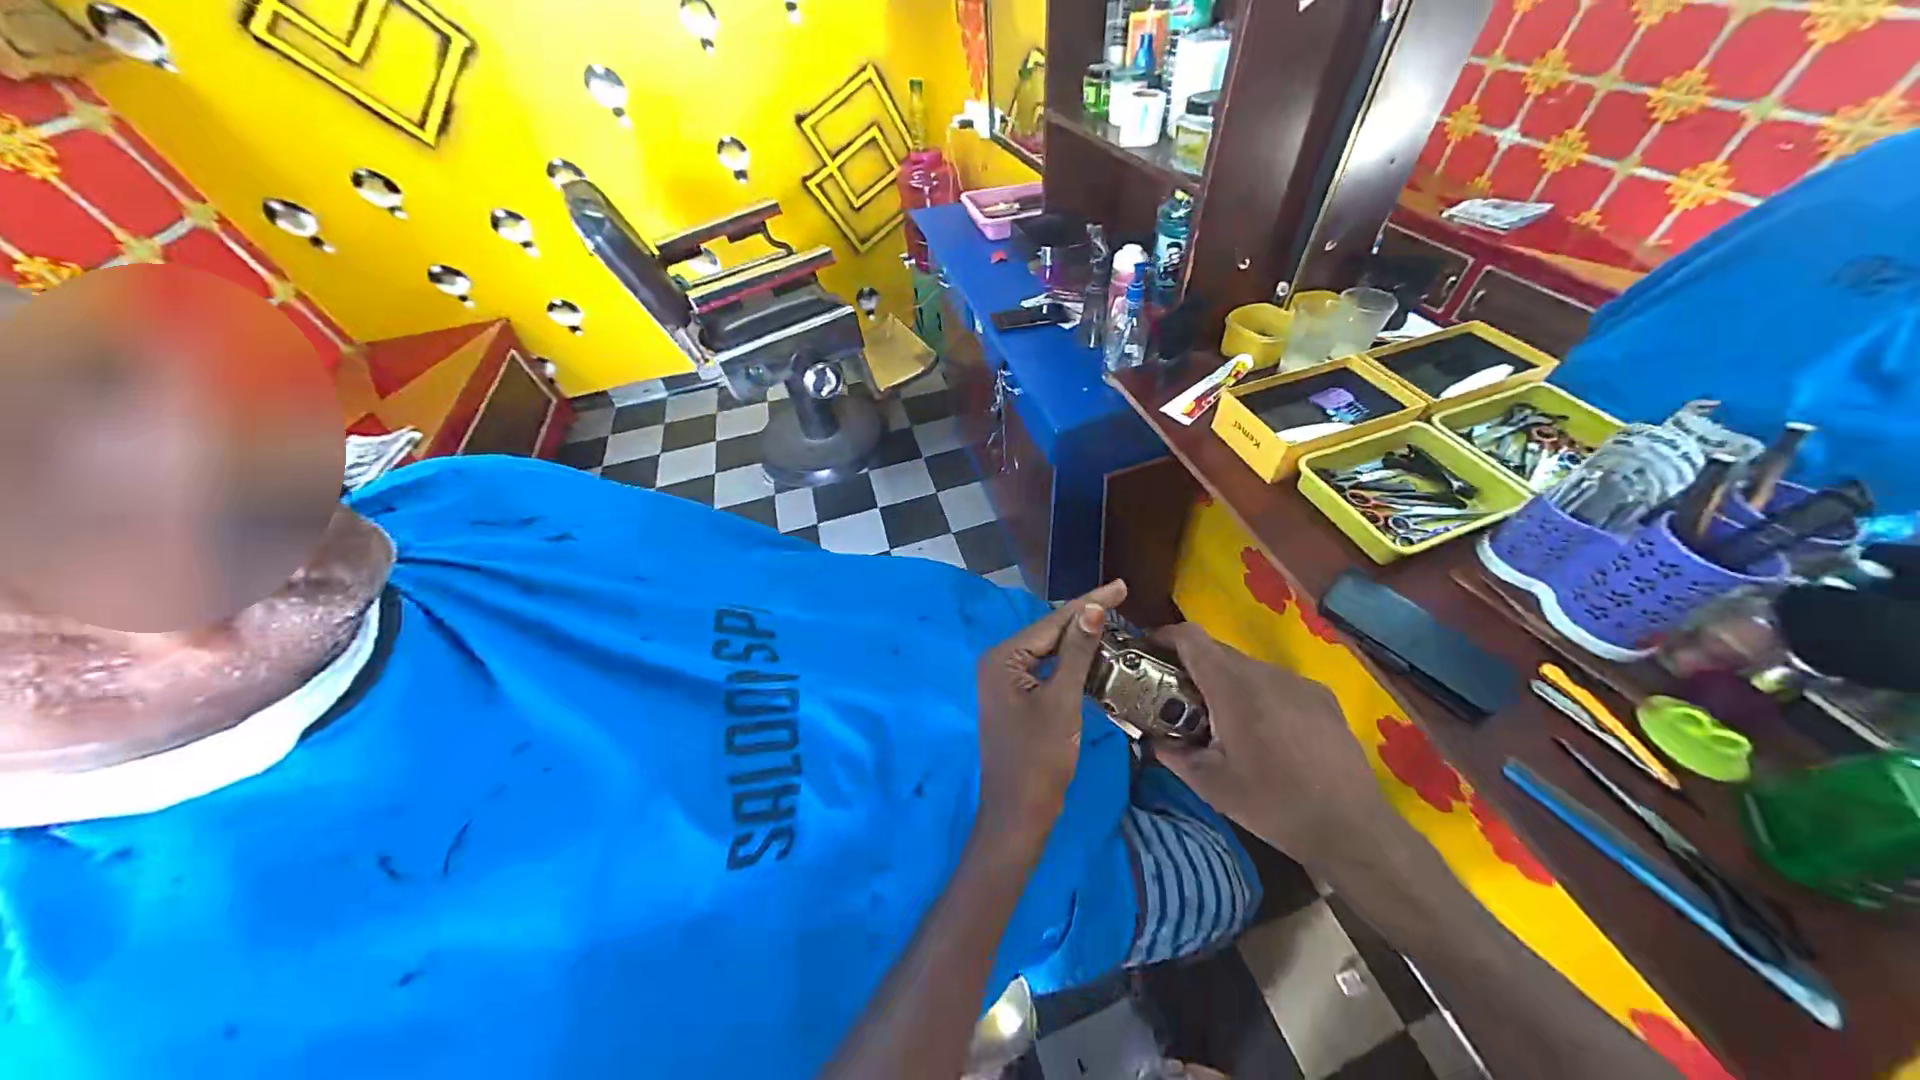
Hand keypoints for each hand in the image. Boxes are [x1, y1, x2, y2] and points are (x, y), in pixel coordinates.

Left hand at [975, 580, 1126, 833]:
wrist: (1019, 813)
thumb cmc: (1040, 757)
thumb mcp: (1062, 700)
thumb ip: (1077, 652)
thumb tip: (1093, 608)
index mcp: (1002, 658)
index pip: (1051, 622)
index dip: (1088, 602)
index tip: (1120, 585)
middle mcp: (998, 663)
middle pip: (1048, 633)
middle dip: (1084, 618)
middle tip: (1121, 598)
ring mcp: (1006, 683)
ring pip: (1049, 652)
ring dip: (1079, 640)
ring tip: (1114, 620)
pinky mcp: (1017, 700)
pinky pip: (1047, 671)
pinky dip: (1071, 664)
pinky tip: (1094, 655)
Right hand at [1148, 623, 1392, 868]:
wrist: (1351, 827)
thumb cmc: (1272, 804)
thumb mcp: (1210, 784)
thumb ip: (1173, 753)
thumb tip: (1151, 738)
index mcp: (1232, 688)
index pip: (1190, 638)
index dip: (1164, 636)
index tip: (1148, 651)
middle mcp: (1265, 673)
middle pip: (1217, 651)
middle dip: (1192, 666)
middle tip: (1177, 698)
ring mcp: (1298, 682)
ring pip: (1247, 667)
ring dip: (1226, 682)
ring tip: (1223, 721)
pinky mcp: (1322, 696)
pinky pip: (1276, 682)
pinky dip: (1258, 694)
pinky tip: (1265, 732)